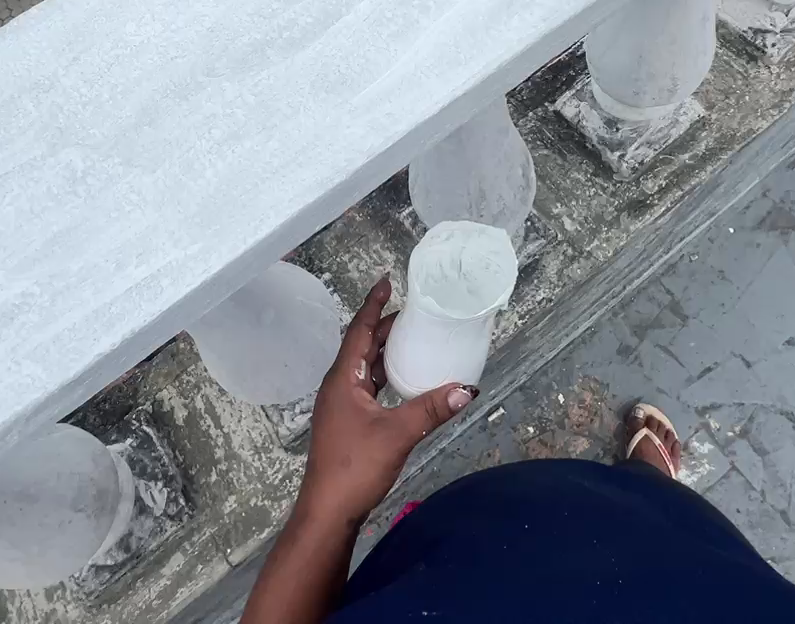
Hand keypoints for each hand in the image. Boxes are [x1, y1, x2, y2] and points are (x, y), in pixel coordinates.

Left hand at [296, 278, 476, 524]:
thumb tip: (468, 389)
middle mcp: (339, 385)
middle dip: (384, 325)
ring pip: (365, 366)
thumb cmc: (355, 467)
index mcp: (343, 378)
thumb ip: (431, 409)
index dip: (372, 304)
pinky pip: (368, 385)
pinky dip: (385, 374)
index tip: (386, 281)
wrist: (326, 512)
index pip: (359, 330)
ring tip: (411, 337)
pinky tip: (403, 379)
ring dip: (385, 350)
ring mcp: (341, 404)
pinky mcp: (347, 421)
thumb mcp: (398, 434)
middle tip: (411, 311)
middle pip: (362, 345)